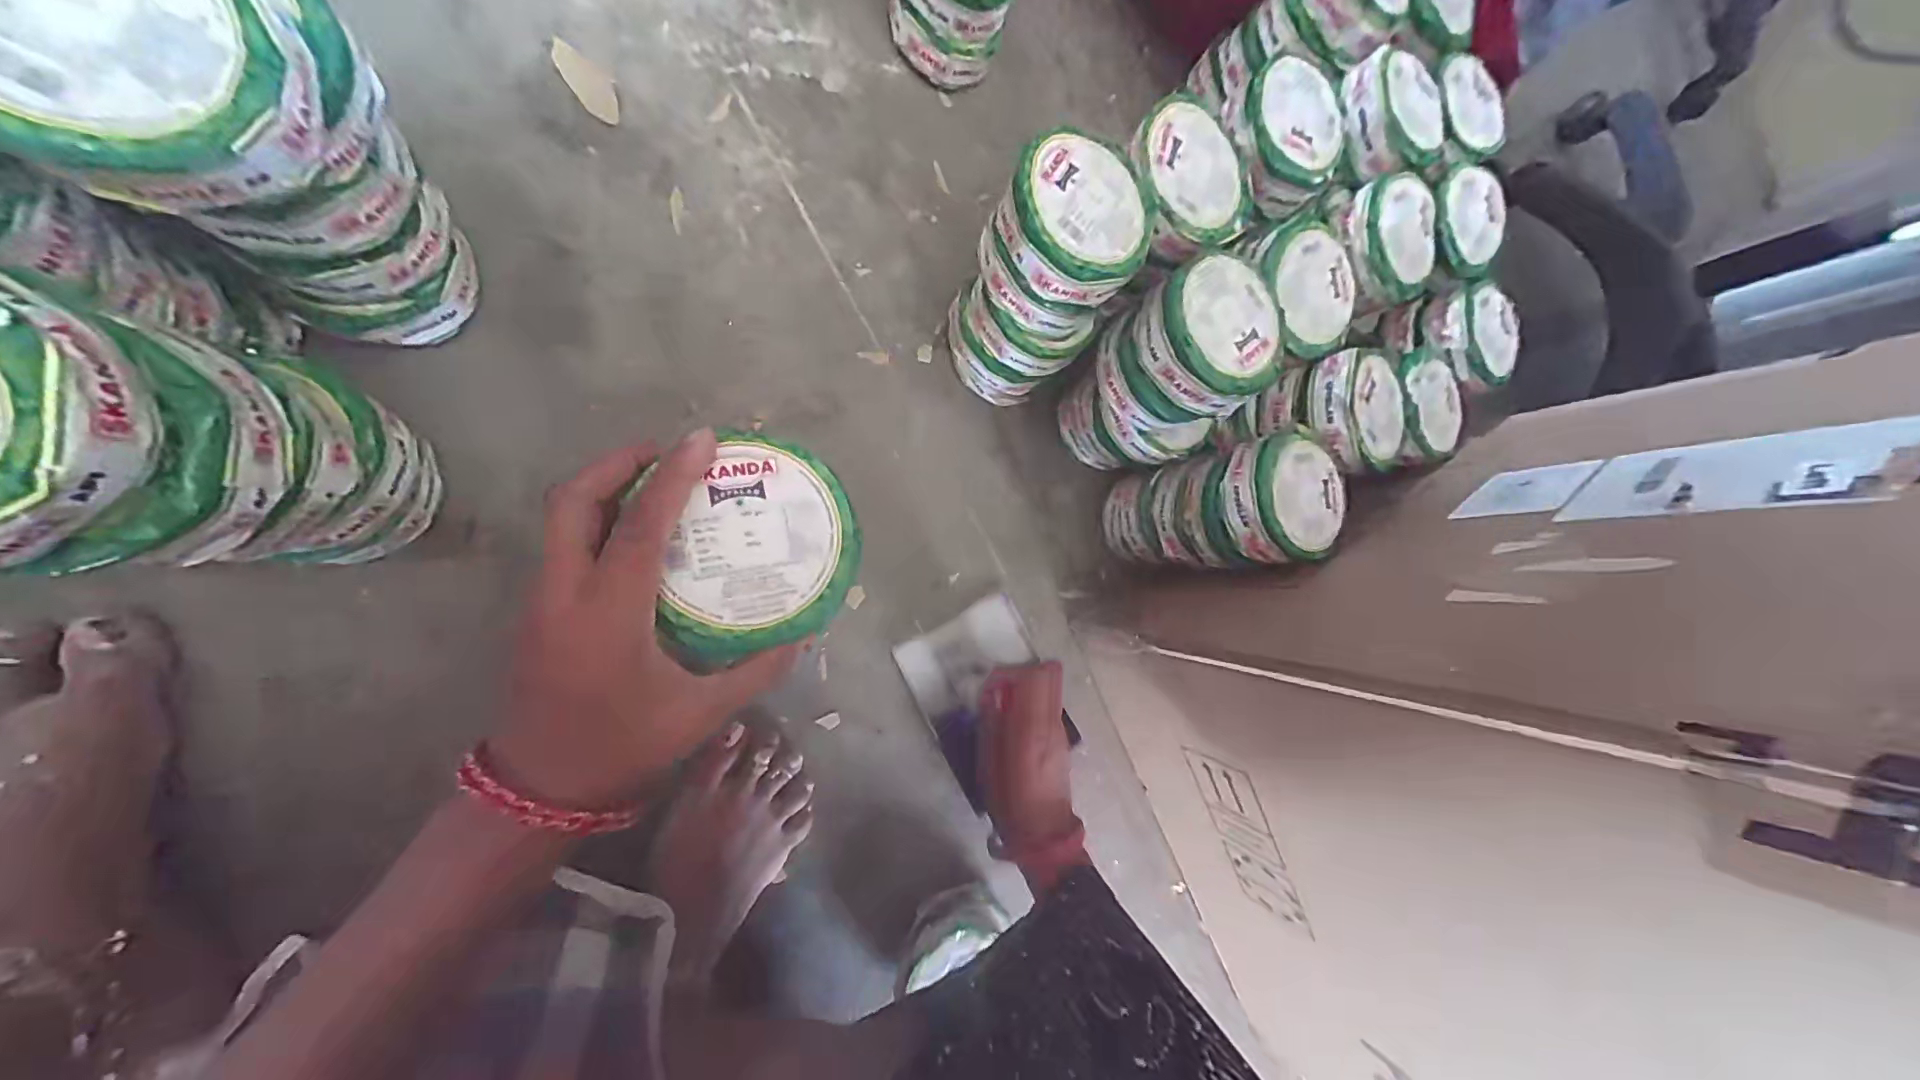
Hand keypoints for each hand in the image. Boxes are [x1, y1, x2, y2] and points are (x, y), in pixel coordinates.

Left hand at [490, 429, 802, 808]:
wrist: (540, 789)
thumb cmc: (622, 748)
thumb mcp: (700, 713)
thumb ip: (755, 671)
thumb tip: (803, 637)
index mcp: (608, 613)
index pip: (640, 526)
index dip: (672, 475)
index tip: (702, 440)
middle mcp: (564, 593)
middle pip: (573, 500)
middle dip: (618, 462)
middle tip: (667, 452)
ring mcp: (541, 599)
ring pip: (561, 518)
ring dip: (605, 487)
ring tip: (655, 480)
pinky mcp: (538, 610)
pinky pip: (564, 544)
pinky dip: (598, 519)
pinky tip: (637, 536)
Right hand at [978, 662, 1080, 857]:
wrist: (1045, 832)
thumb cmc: (1011, 801)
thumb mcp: (989, 765)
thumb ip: (992, 726)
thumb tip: (992, 697)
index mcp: (1032, 729)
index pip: (1032, 677)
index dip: (1007, 673)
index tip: (989, 688)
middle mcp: (1052, 723)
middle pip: (1048, 675)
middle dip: (1020, 675)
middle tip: (999, 691)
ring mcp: (1061, 729)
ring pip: (1050, 689)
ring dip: (1026, 689)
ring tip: (1004, 710)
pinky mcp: (1062, 738)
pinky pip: (1049, 706)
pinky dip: (1032, 704)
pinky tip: (1015, 726)